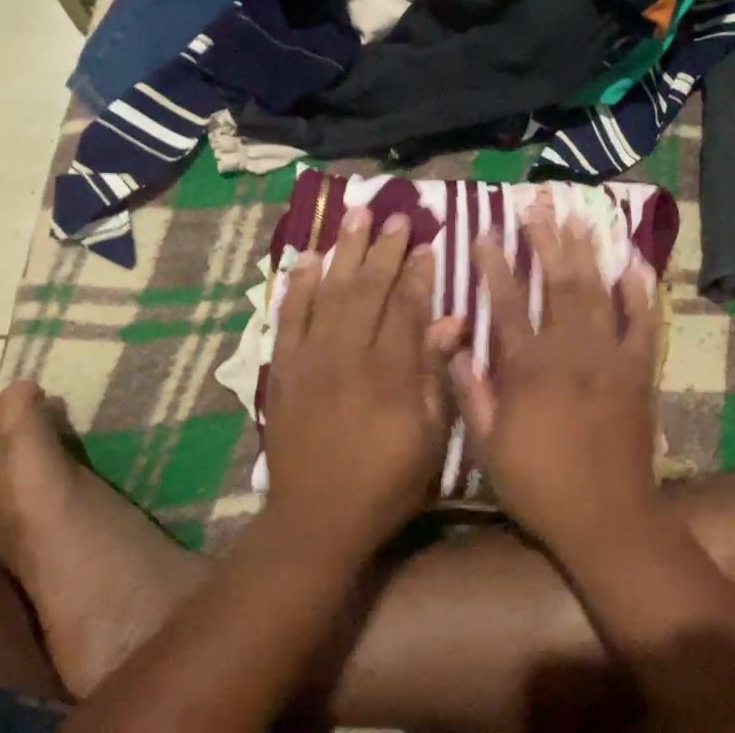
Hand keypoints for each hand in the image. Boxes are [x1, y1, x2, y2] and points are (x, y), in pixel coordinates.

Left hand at [265, 207, 461, 551]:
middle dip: (384, 249)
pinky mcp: (284, 370)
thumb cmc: (386, 483)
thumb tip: (451, 324)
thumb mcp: (430, 437)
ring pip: (329, 292)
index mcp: (392, 372)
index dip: (419, 274)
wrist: (316, 519)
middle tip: (395, 215)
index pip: (408, 308)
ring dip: (344, 251)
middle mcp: (350, 355)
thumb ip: (436, 375)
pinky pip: (288, 317)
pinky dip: (296, 285)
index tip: (427, 243)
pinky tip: (305, 258)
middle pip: (368, 289)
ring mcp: (311, 360)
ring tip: (355, 216)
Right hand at [451, 203, 662, 547]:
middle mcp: (570, 351)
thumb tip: (455, 347)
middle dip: (546, 239)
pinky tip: (633, 264)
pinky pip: (643, 324)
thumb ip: (471, 394)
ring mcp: (610, 358)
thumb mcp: (488, 448)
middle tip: (538, 204)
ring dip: (587, 251)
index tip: (483, 233)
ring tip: (580, 216)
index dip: (493, 266)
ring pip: (598, 292)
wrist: (607, 517)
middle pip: (557, 283)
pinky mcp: (640, 372)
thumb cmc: (539, 487)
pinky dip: (640, 293)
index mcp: (528, 369)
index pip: (506, 304)